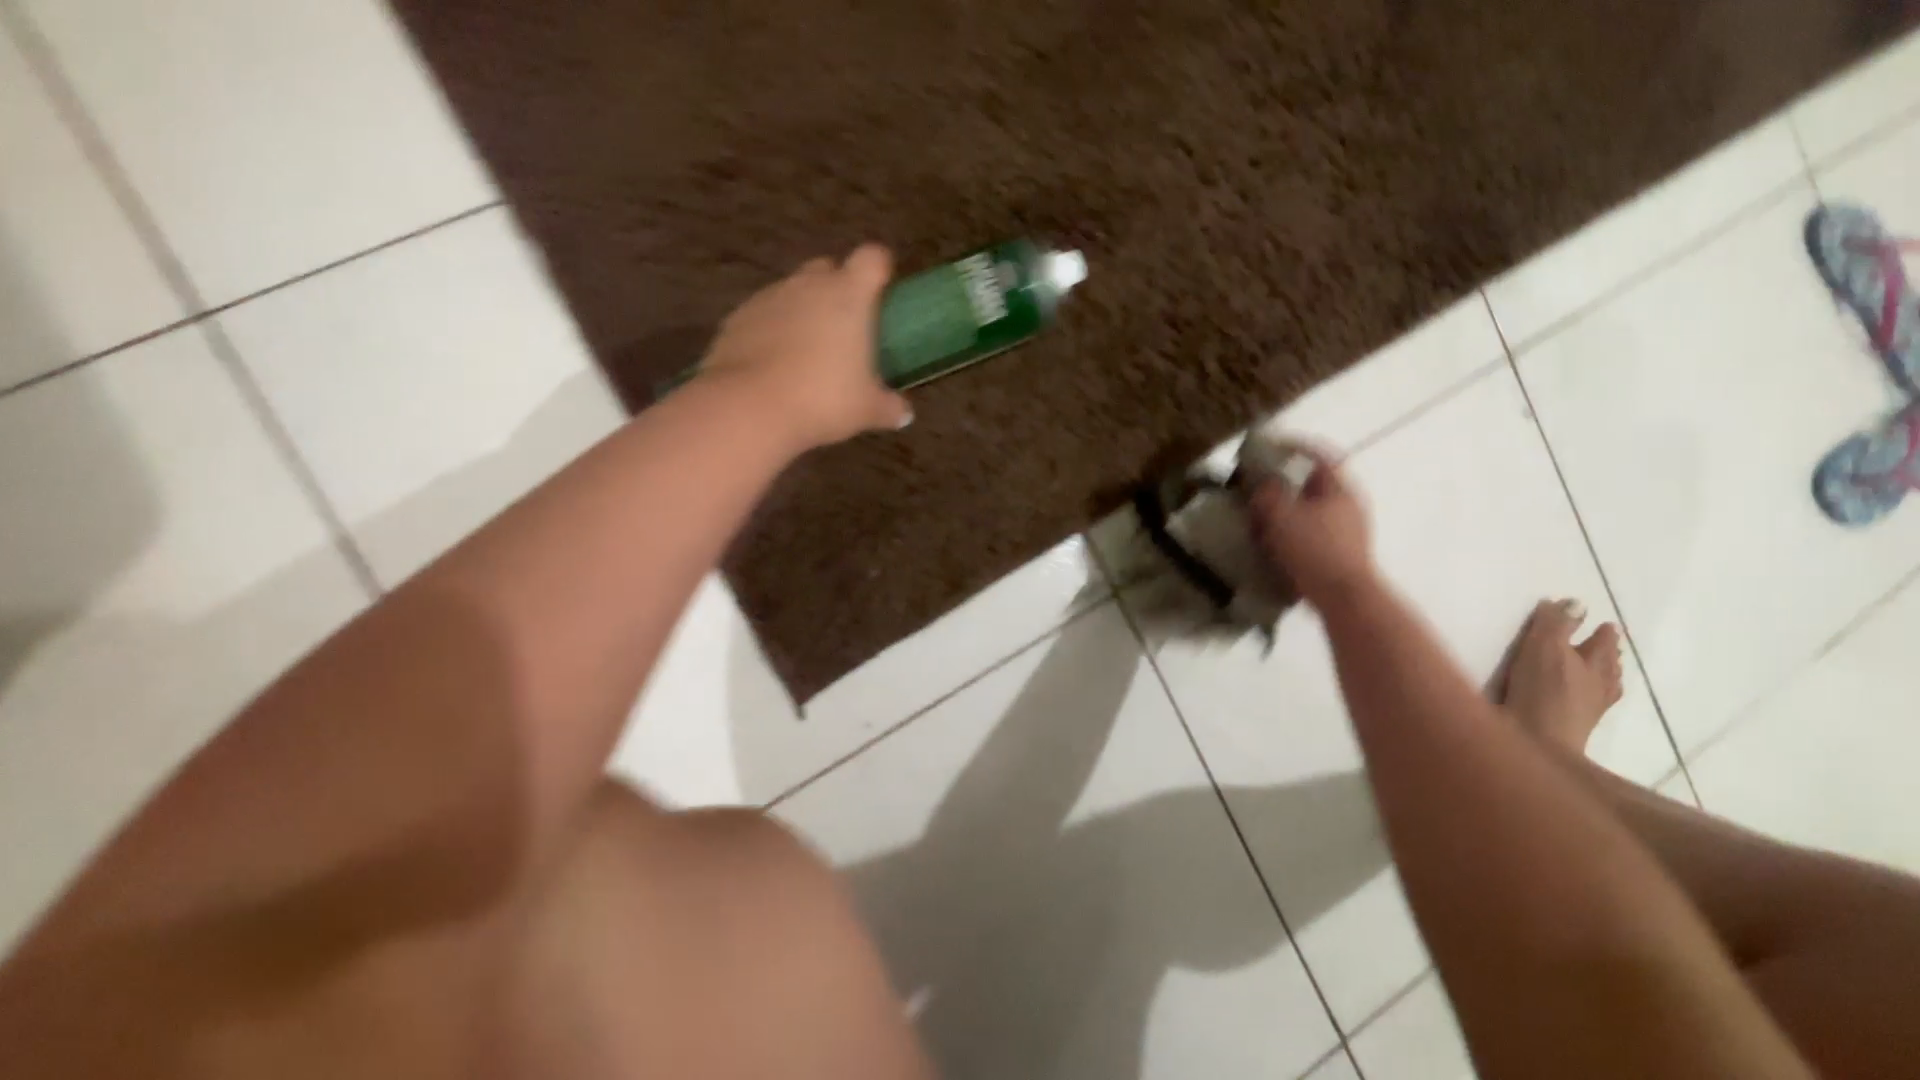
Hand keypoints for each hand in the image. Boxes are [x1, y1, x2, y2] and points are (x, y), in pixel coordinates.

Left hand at [699, 244, 911, 451]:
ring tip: (806, 352)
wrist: (749, 408)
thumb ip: (889, 407)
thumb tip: (904, 415)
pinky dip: (770, 330)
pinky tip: (773, 364)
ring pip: (791, 291)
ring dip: (801, 310)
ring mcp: (768, 297)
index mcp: (848, 295)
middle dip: (836, 287)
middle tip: (844, 326)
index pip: (872, 258)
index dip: (879, 269)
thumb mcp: (866, 410)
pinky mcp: (736, 318)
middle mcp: (807, 284)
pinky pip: (762, 315)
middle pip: (827, 267)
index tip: (882, 292)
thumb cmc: (821, 399)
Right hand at [1247, 443, 1377, 606]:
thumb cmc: (1315, 551)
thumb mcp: (1282, 516)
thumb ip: (1268, 494)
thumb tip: (1262, 484)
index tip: (1266, 447)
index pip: (1317, 455)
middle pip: (1313, 485)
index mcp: (1339, 489)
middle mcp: (1349, 506)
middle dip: (1283, 484)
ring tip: (1258, 521)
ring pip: (1311, 512)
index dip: (1291, 447)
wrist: (1346, 600)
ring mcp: (1349, 533)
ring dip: (1285, 512)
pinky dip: (1291, 535)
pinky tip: (1272, 548)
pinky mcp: (1342, 557)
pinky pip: (1312, 536)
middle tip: (1257, 488)